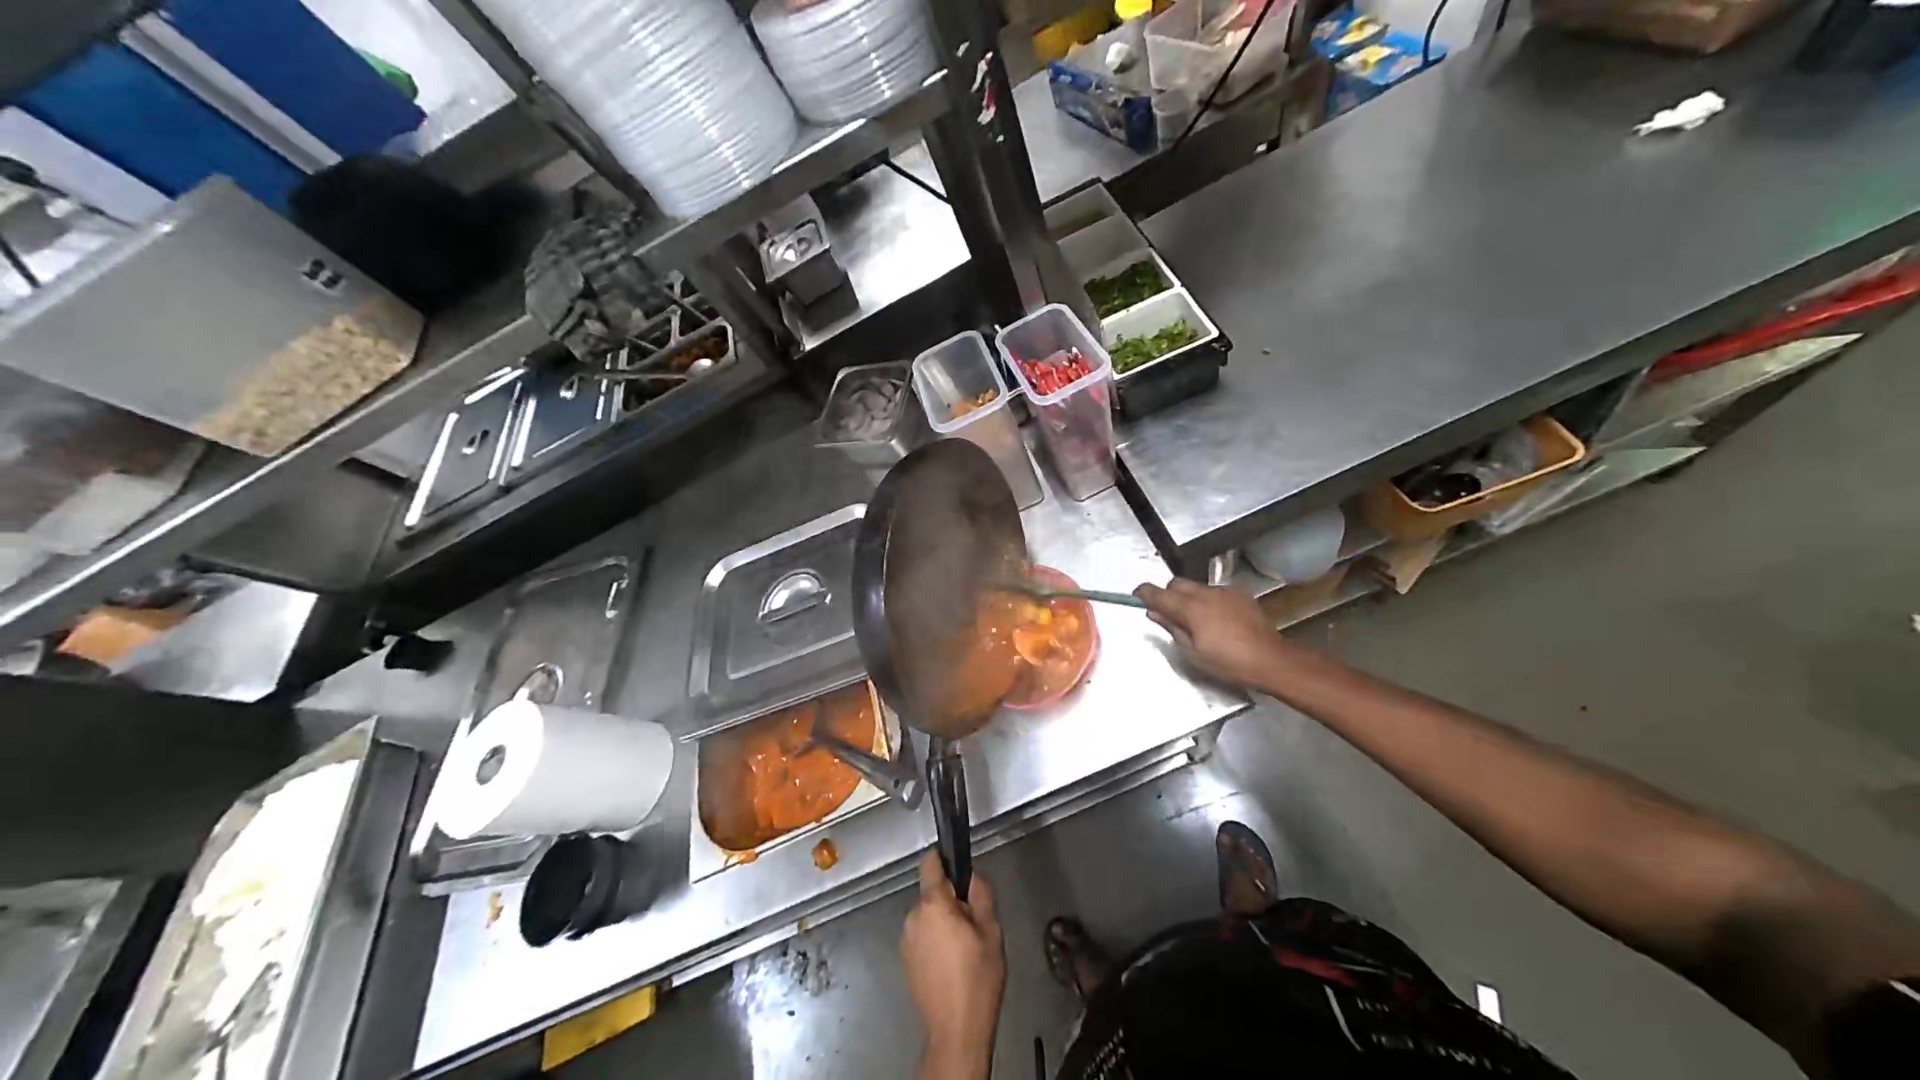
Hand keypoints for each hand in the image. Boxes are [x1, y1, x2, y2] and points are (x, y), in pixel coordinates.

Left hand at [901, 851, 1004, 1079]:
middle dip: (949, 900)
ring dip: (941, 921)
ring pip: (926, 916)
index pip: (930, 863)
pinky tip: (950, 963)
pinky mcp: (904, 960)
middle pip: (931, 893)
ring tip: (964, 947)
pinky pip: (921, 936)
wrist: (956, 1030)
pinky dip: (933, 940)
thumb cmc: (978, 976)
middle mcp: (912, 916)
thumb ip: (981, 894)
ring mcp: (905, 939)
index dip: (944, 859)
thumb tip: (972, 875)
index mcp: (932, 904)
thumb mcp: (991, 930)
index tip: (959, 868)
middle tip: (973, 923)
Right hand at [1135, 577, 1293, 688]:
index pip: (1159, 593)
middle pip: (1177, 583)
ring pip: (1197, 586)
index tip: (1136, 596)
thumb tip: (1154, 612)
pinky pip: (1215, 592)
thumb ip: (1171, 627)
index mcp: (1191, 608)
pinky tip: (1216, 619)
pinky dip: (1208, 600)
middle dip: (1168, 594)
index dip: (1144, 593)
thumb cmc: (1227, 662)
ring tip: (1195, 619)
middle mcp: (1206, 593)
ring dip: (1189, 597)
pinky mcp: (1241, 595)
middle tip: (1168, 612)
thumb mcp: (1192, 652)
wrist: (1271, 660)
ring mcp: (1225, 592)